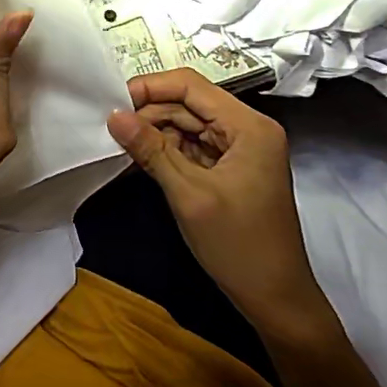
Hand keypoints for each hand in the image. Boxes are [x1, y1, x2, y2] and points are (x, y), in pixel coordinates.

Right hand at [108, 69, 331, 335]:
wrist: (275, 300)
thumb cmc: (238, 245)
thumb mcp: (189, 194)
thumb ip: (151, 150)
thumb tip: (114, 116)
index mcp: (249, 126)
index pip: (192, 86)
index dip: (151, 87)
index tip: (112, 101)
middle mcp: (247, 129)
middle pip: (190, 103)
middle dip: (150, 112)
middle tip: (110, 127)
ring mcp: (240, 149)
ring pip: (189, 125)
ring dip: (156, 132)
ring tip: (121, 143)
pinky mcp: (231, 169)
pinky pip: (193, 147)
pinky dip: (168, 150)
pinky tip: (141, 158)